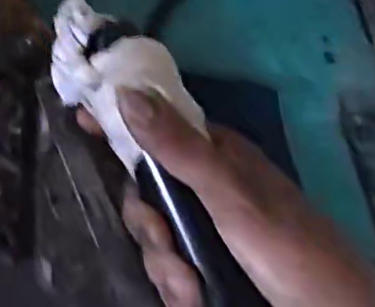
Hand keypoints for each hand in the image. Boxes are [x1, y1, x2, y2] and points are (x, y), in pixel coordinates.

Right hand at [96, 89, 374, 306]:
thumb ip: (178, 146)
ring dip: (163, 263)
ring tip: (191, 289)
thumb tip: (124, 90)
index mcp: (215, 154)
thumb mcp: (233, 195)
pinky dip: (175, 288)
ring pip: (154, 234)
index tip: (80, 119)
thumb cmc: (293, 252)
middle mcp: (207, 187)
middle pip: (145, 188)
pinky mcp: (212, 273)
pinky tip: (195, 300)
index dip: (117, 121)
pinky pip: (169, 271)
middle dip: (146, 221)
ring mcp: (210, 232)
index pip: (154, 122)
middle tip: (164, 241)